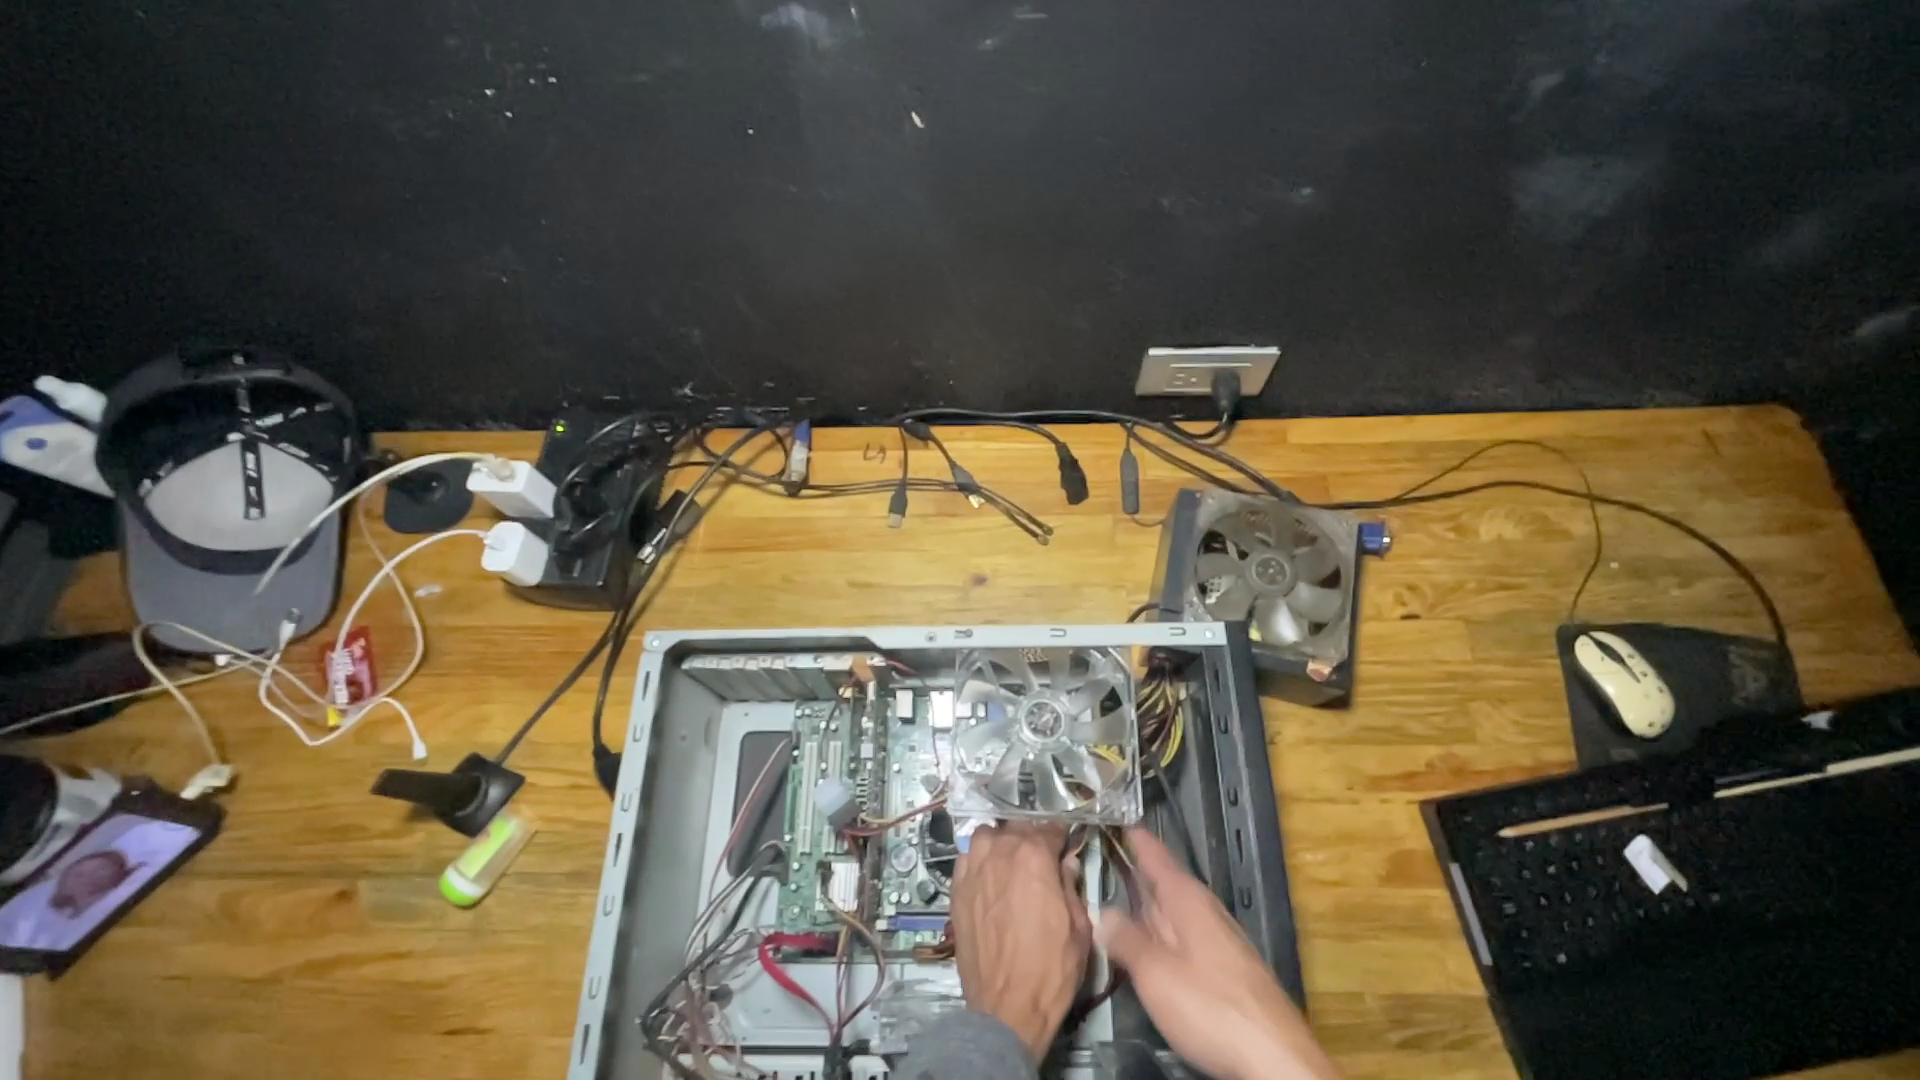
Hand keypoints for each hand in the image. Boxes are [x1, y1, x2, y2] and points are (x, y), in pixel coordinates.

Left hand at [951, 822, 1091, 1061]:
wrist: (1006, 1008)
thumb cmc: (1051, 970)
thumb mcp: (1079, 928)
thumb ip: (1071, 886)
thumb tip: (1065, 863)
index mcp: (1034, 858)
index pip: (1050, 829)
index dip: (1061, 837)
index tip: (1066, 846)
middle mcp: (1000, 853)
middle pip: (1017, 828)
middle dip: (1032, 837)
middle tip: (1042, 857)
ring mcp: (973, 870)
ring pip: (985, 835)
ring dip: (1000, 842)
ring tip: (1010, 860)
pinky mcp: (956, 890)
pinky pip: (966, 858)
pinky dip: (978, 859)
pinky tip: (989, 876)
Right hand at [1098, 829, 1340, 1079]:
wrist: (1274, 1057)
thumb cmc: (1211, 1006)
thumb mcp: (1155, 972)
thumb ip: (1126, 939)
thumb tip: (1101, 910)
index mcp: (1187, 899)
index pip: (1156, 855)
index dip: (1134, 837)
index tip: (1114, 818)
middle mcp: (1206, 911)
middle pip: (1165, 883)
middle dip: (1135, 874)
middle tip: (1100, 860)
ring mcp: (1219, 940)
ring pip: (1174, 912)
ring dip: (1147, 907)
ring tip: (1115, 902)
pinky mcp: (1226, 969)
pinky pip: (1184, 937)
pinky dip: (1162, 934)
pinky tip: (1149, 948)